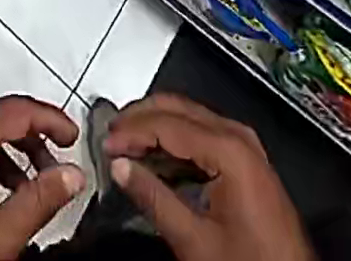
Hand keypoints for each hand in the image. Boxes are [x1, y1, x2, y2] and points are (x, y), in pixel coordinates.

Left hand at [0, 95, 87, 260]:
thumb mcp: (1, 233)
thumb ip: (42, 198)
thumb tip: (72, 175)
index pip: (20, 111)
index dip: (52, 121)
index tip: (72, 136)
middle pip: (7, 115)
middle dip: (39, 135)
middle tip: (63, 151)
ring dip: (21, 147)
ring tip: (42, 177)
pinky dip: (1, 156)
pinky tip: (15, 185)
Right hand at [102, 94, 315, 260]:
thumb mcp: (195, 240)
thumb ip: (154, 198)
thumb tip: (123, 168)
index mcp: (229, 149)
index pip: (168, 123)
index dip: (132, 130)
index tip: (107, 143)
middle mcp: (238, 137)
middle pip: (179, 109)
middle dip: (141, 118)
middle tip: (112, 134)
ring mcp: (243, 145)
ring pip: (189, 118)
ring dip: (155, 128)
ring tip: (126, 147)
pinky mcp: (243, 159)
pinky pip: (202, 136)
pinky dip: (174, 142)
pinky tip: (154, 160)